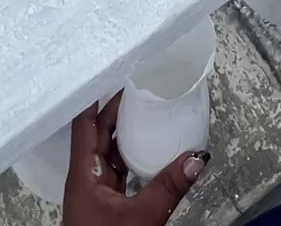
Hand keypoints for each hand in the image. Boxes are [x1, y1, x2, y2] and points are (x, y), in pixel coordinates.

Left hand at [62, 93, 207, 225]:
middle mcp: (85, 178)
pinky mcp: (107, 208)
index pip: (84, 122)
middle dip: (116, 109)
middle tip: (140, 84)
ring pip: (109, 153)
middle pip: (97, 133)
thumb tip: (198, 157)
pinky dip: (132, 158)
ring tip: (148, 108)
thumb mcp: (141, 219)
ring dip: (125, 132)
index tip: (111, 69)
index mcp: (82, 174)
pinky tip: (150, 150)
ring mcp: (95, 194)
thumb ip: (169, 187)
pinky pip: (119, 172)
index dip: (95, 95)